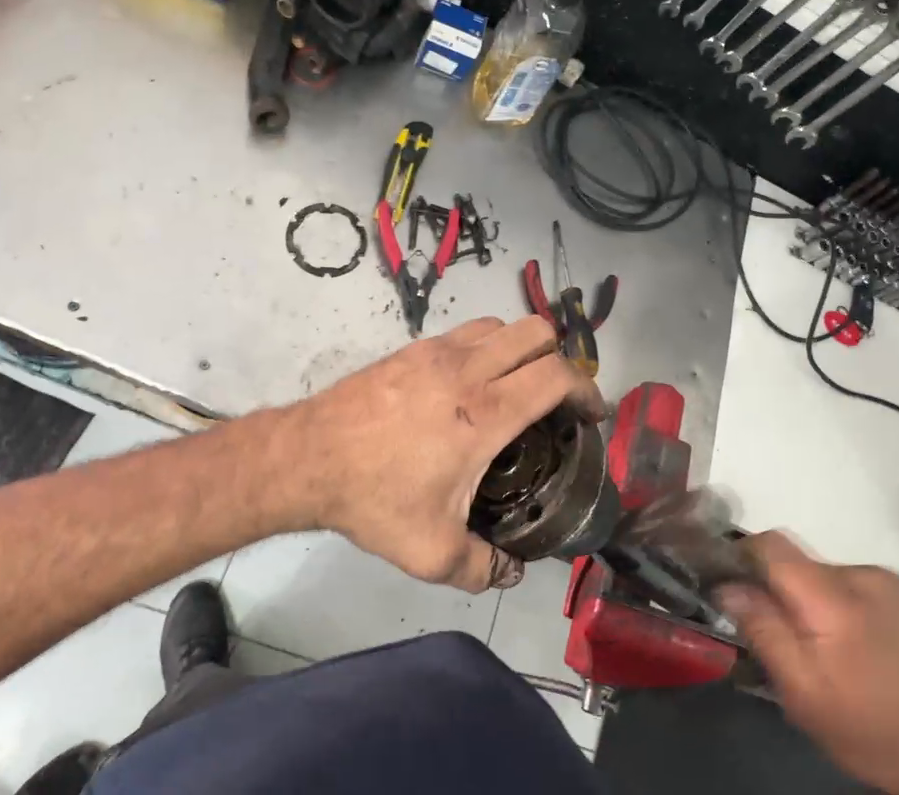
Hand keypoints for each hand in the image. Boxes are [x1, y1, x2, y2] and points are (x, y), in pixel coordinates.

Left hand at [273, 316, 604, 592]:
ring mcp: (436, 351)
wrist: (306, 458)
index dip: (587, 390)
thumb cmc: (374, 499)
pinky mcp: (410, 348)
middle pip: (536, 332)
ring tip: (519, 386)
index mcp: (485, 413)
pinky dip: (486, 347)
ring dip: (522, 348)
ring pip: (500, 325)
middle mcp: (467, 369)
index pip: (556, 376)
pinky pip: (466, 332)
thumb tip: (511, 572)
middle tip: (558, 398)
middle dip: (561, 359)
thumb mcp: (432, 551)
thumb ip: (482, 567)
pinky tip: (472, 386)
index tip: (592, 414)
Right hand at [720, 534, 898, 794]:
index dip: (741, 556)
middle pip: (800, 565)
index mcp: (834, 596)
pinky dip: (846, 612)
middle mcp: (864, 575)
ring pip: (829, 579)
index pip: (771, 545)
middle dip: (780, 594)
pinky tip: (863, 657)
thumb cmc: (878, 733)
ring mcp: (896, 585)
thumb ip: (764, 632)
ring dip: (815, 606)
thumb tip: (727, 585)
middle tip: (783, 646)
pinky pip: (860, 590)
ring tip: (829, 659)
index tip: (727, 587)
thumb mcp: (805, 696)